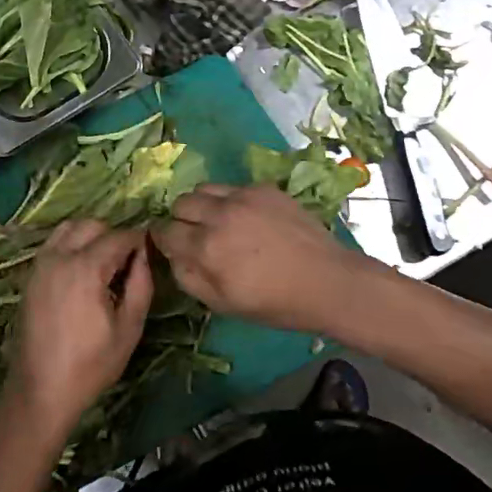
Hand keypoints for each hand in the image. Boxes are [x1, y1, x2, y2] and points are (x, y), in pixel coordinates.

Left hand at [6, 220, 152, 435]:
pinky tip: (82, 272)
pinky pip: (54, 244)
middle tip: (127, 264)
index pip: (119, 236)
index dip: (138, 241)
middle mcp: (59, 256)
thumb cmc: (90, 364)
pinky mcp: (30, 275)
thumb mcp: (129, 328)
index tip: (149, 253)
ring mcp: (40, 264)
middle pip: (92, 225)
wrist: (40, 388)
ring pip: (69, 229)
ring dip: (90, 236)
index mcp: (85, 267)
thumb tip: (144, 254)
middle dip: (113, 236)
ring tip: (104, 265)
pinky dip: (71, 245)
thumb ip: (141, 284)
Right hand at [152, 184, 367, 333]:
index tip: (171, 245)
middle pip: (180, 203)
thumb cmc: (274, 302)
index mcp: (205, 247)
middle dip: (181, 219)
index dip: (163, 239)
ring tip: (218, 220)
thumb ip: (188, 277)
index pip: (164, 231)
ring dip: (203, 204)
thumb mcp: (222, 304)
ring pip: (203, 188)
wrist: (328, 282)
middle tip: (196, 233)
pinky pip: (233, 187)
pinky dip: (232, 200)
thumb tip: (173, 255)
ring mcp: (243, 197)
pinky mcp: (264, 188)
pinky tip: (248, 218)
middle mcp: (219, 215)